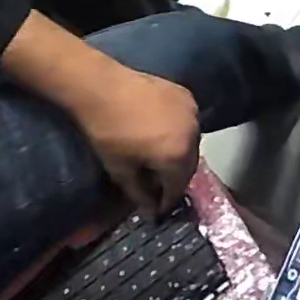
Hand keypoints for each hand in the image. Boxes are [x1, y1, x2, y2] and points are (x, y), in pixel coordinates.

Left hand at [1, 11, 201, 213]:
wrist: (105, 89)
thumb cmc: (109, 133)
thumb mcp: (120, 169)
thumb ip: (139, 192)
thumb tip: (151, 207)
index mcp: (177, 155)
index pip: (179, 186)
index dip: (168, 201)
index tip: (158, 210)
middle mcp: (193, 133)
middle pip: (190, 163)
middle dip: (177, 178)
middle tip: (161, 186)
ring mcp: (193, 111)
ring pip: (192, 141)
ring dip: (181, 153)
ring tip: (163, 159)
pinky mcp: (187, 95)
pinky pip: (189, 121)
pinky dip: (180, 132)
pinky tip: (165, 133)